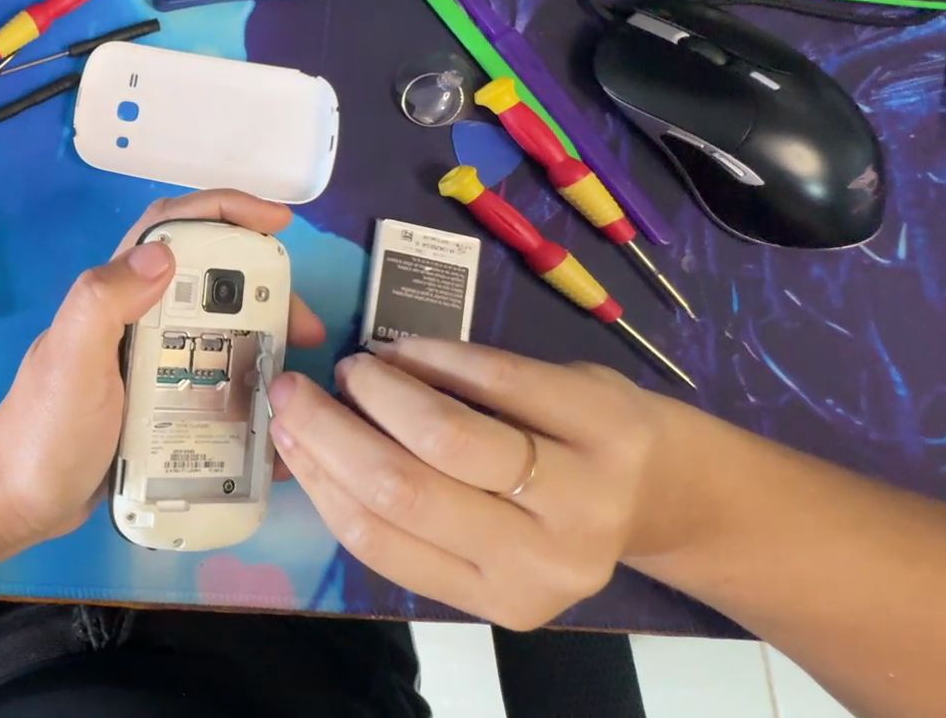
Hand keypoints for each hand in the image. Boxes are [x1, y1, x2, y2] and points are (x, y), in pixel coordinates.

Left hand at [0, 190, 326, 545]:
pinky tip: (273, 413)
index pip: (169, 229)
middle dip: (261, 287)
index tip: (278, 223)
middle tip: (302, 323)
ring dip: (262, 339)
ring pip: (218, 330)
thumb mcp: (72, 358)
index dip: (223, 211)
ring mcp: (149, 361)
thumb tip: (163, 253)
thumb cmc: (46, 427)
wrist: (23, 499)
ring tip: (295, 372)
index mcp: (113, 295)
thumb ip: (103, 300)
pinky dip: (249, 386)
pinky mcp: (161, 400)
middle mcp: (135, 318)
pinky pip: (215, 379)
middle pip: (208, 280)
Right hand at [267, 338, 696, 629]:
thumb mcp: (473, 527)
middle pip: (400, 486)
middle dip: (327, 426)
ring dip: (377, 388)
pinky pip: (492, 378)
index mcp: (496, 595)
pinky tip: (404, 351)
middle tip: (293, 385)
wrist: (664, 485)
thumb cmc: (540, 504)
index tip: (282, 425)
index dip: (316, 474)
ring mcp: (582, 494)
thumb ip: (393, 498)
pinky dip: (429, 355)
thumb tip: (296, 438)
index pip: (375, 536)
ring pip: (443, 435)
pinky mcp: (605, 424)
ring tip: (356, 367)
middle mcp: (542, 561)